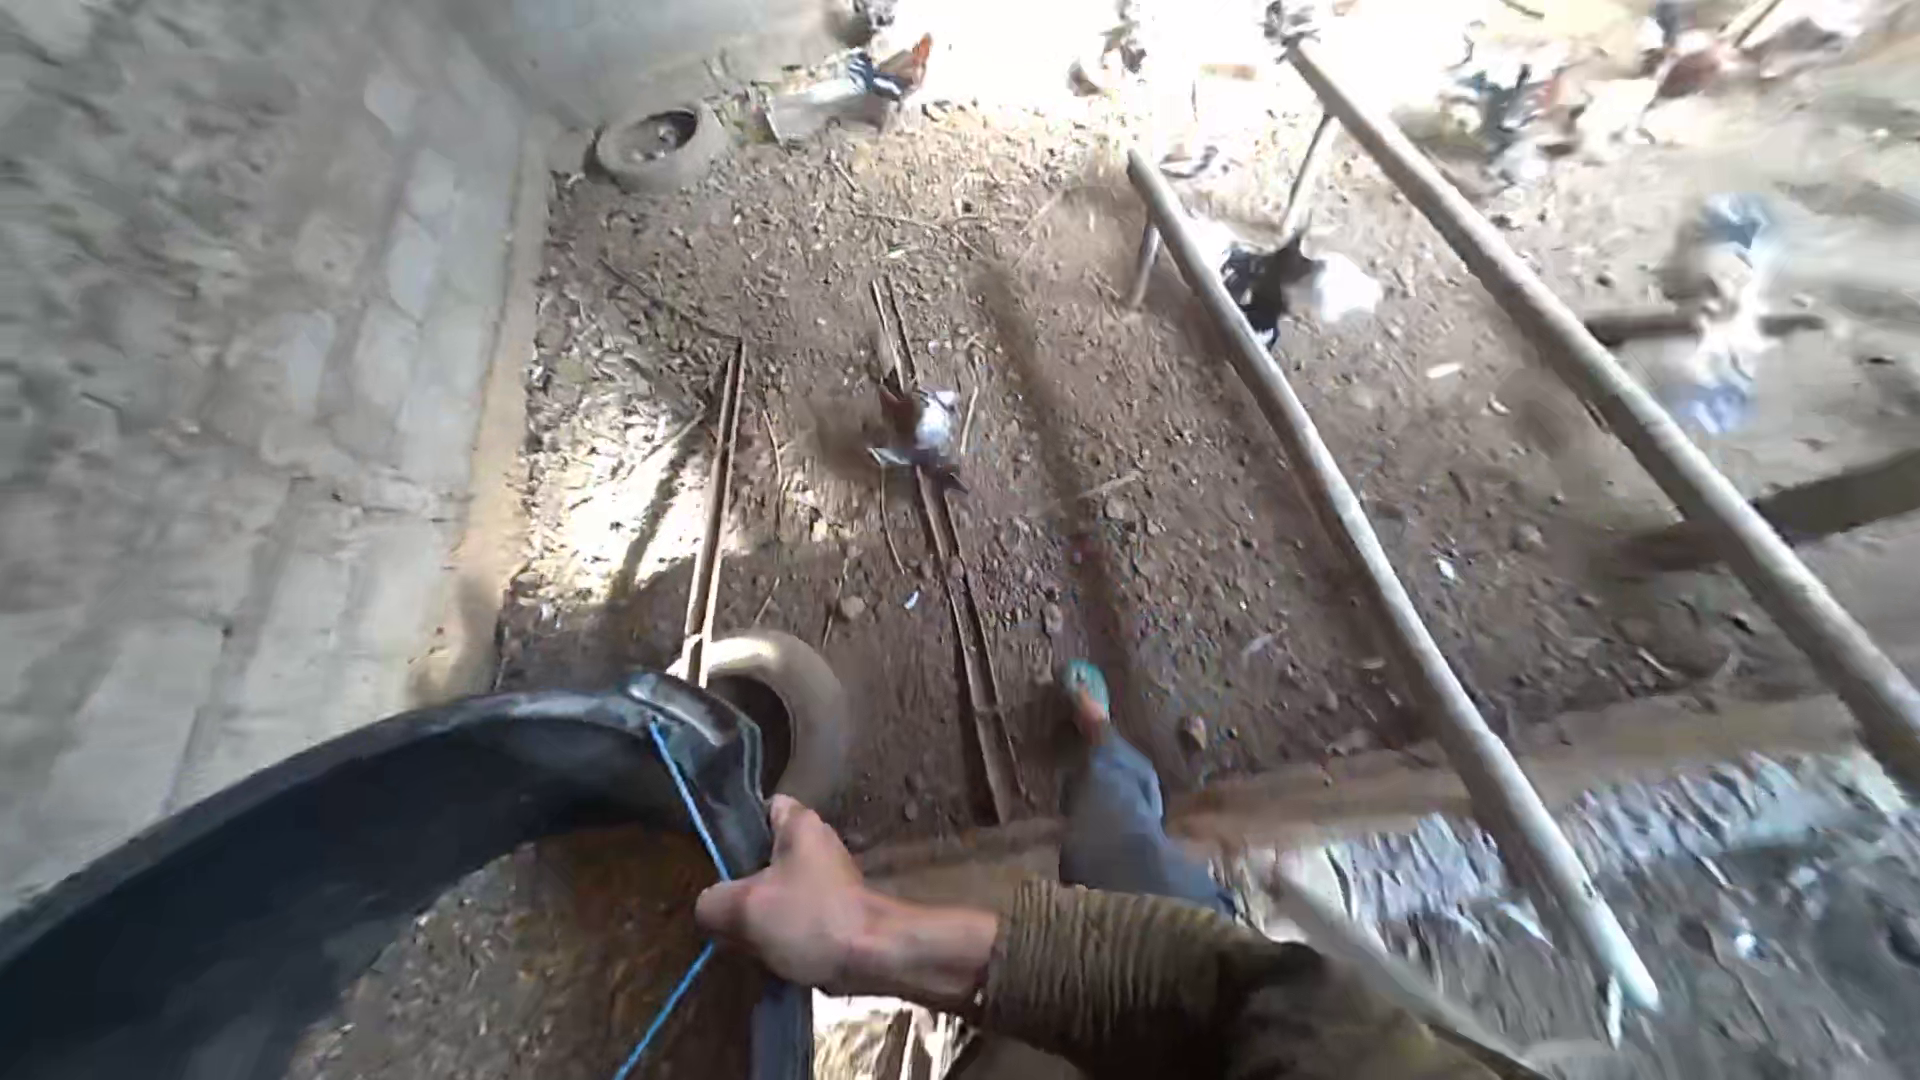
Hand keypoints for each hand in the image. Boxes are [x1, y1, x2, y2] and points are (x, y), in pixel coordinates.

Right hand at [695, 795, 871, 989]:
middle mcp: (815, 840)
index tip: (713, 859)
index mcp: (800, 823)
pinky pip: (792, 910)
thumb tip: (708, 906)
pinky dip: (776, 927)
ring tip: (730, 934)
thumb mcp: (746, 907)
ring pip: (776, 886)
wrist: (870, 954)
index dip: (736, 828)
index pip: (763, 807)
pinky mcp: (831, 905)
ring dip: (756, 910)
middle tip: (716, 906)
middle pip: (764, 852)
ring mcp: (825, 874)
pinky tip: (757, 952)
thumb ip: (713, 901)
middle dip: (740, 880)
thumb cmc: (809, 917)